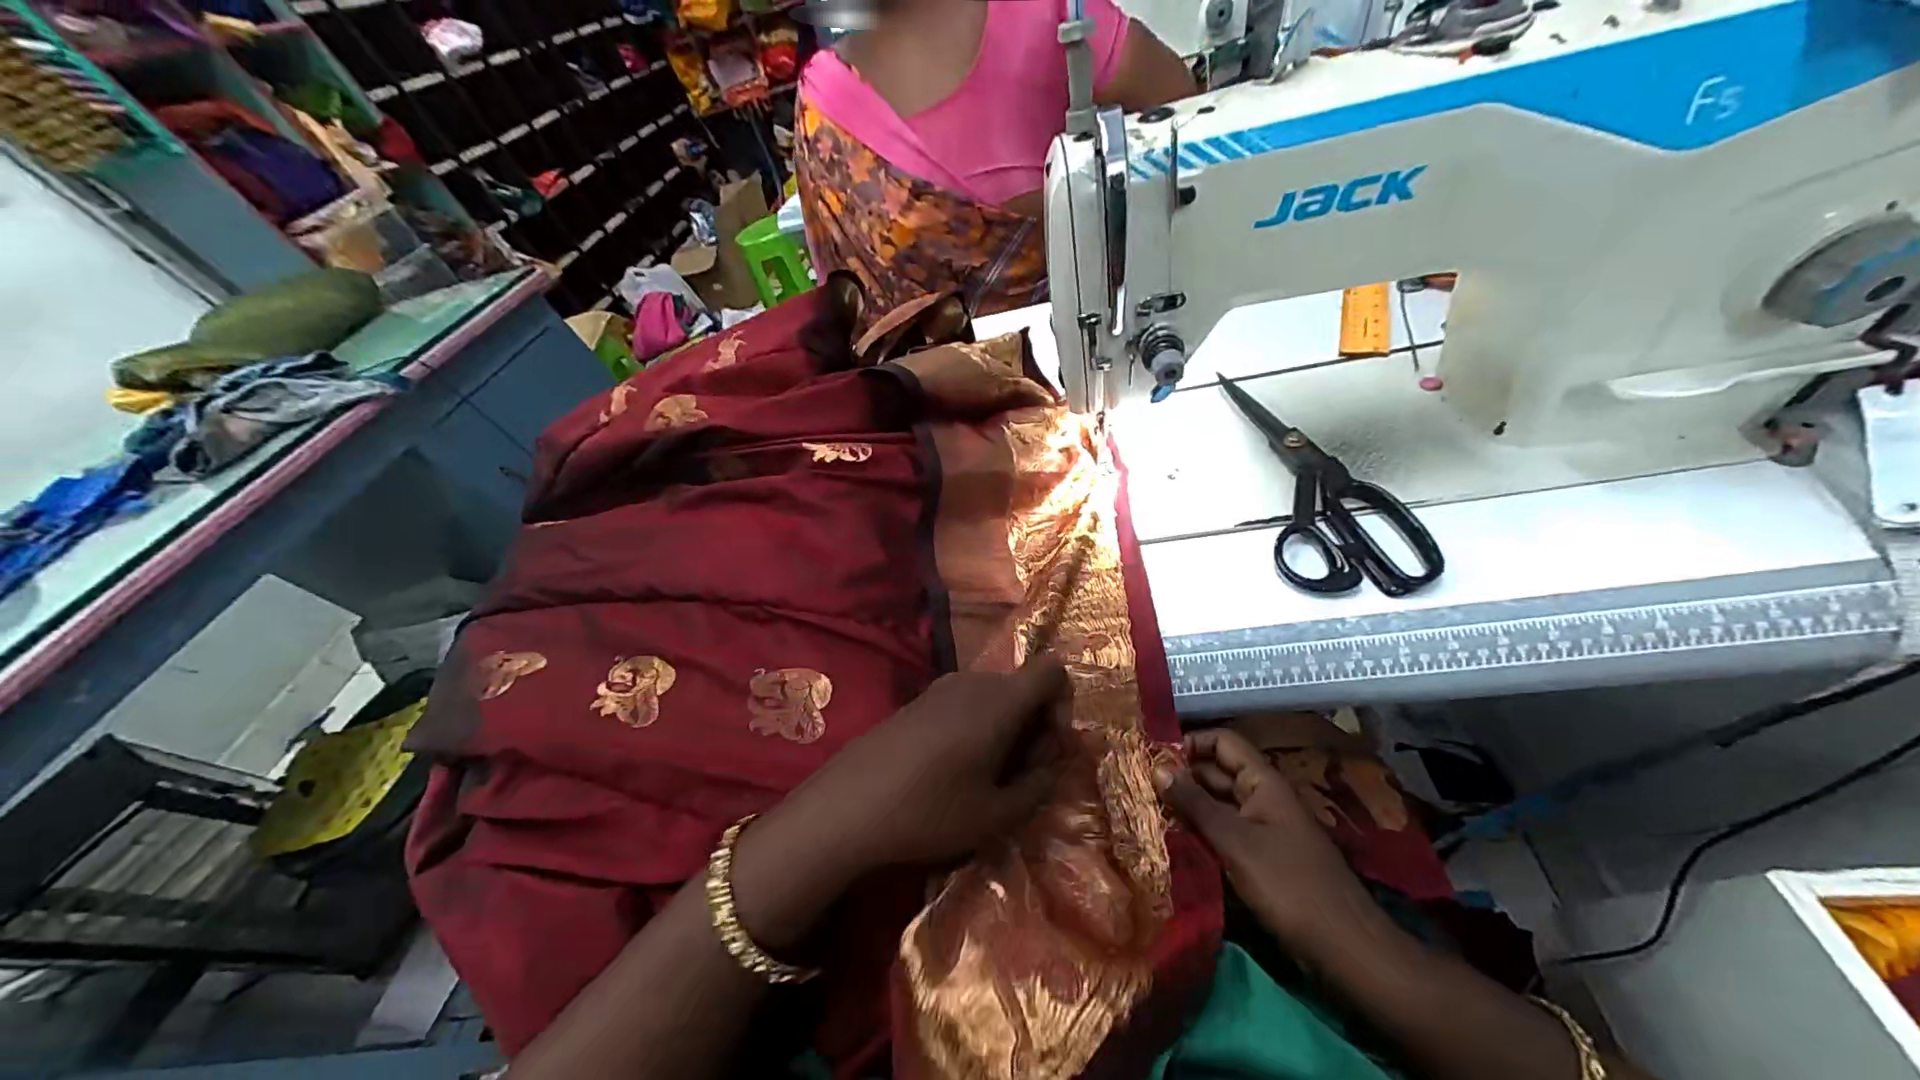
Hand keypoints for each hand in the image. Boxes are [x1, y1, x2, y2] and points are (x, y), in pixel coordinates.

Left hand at [776, 659, 1067, 874]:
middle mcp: (973, 681)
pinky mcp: (917, 701)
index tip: (1049, 749)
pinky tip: (954, 770)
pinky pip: (965, 703)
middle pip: (1023, 687)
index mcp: (999, 700)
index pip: (1053, 670)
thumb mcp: (997, 814)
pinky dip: (976, 727)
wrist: (847, 806)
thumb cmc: (930, 811)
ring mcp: (940, 688)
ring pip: (994, 697)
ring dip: (1005, 730)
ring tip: (986, 779)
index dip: (1063, 705)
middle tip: (1020, 776)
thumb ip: (1039, 785)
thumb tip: (1052, 763)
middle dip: (1034, 726)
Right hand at [1157, 728, 1379, 948]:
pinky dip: (1200, 831)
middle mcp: (1263, 798)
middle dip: (1182, 774)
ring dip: (1187, 804)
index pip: (1223, 742)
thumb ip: (1195, 803)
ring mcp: (1263, 829)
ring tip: (1147, 808)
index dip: (1190, 742)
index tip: (1153, 755)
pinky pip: (1224, 832)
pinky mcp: (1260, 858)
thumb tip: (1158, 768)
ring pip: (1218, 804)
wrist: (1343, 946)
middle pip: (1217, 772)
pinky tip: (1173, 839)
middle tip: (1139, 783)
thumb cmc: (1288, 884)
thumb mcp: (1235, 840)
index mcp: (1264, 782)